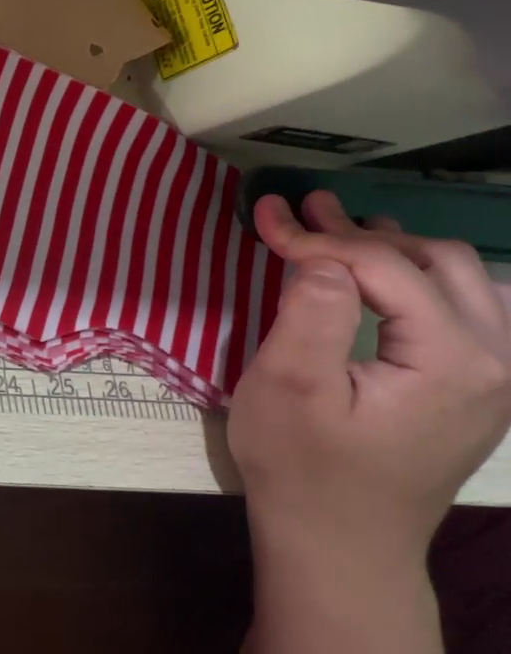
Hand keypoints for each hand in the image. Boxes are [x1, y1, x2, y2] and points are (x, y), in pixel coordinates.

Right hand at [231, 190, 510, 562]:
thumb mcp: (288, 386)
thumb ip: (308, 314)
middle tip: (295, 214)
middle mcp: (498, 362)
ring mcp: (499, 378)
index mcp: (453, 361)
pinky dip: (422, 278)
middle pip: (440, 261)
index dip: (321, 236)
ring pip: (466, 280)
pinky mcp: (481, 388)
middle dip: (360, 231)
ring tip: (333, 228)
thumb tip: (316, 256)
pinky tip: (382, 277)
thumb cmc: (303, 461)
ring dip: (396, 247)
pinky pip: (472, 309)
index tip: (262, 218)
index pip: (388, 267)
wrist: (341, 535)